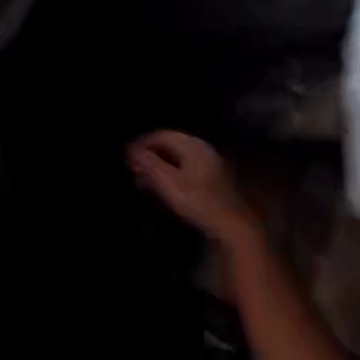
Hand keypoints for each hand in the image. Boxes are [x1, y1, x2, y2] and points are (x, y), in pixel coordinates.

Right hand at [128, 131, 259, 244]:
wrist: (229, 223)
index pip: (162, 136)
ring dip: (160, 164)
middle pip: (170, 144)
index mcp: (193, 147)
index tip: (129, 156)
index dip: (143, 144)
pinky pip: (186, 166)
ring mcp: (209, 162)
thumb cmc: (199, 202)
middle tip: (135, 167)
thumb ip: (150, 165)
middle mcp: (202, 149)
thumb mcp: (169, 184)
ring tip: (145, 178)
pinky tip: (164, 185)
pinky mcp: (211, 176)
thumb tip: (135, 152)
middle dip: (150, 155)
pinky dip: (171, 171)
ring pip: (178, 156)